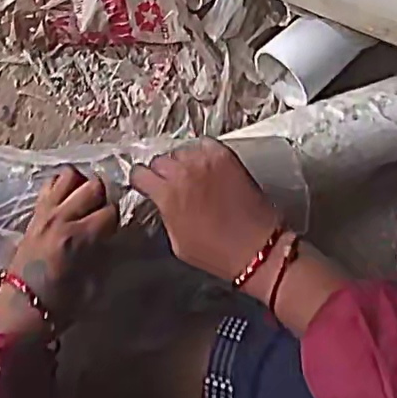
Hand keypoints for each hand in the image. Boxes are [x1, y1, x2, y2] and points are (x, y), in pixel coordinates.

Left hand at [0, 166, 118, 337]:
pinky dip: (62, 186)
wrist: (18, 312)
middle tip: (102, 212)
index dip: (116, 221)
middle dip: (104, 197)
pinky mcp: (35, 212)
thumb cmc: (58, 307)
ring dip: (82, 185)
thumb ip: (105, 256)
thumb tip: (114, 238)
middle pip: (93, 185)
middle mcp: (61, 218)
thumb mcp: (92, 288)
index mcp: (77, 238)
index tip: (113, 231)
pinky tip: (67, 201)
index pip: (110, 212)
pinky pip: (50, 183)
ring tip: (85, 202)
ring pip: (70, 174)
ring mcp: (45, 211)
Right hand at [131, 139, 282, 281]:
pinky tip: (207, 167)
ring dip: (183, 163)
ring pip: (181, 151)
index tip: (145, 184)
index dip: (141, 180)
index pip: (139, 172)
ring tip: (193, 176)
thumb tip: (161, 200)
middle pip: (160, 160)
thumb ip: (164, 213)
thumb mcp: (177, 241)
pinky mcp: (223, 154)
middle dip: (162, 172)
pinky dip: (202, 153)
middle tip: (172, 184)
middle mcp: (182, 171)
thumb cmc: (216, 253)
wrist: (257, 247)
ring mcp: (204, 159)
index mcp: (167, 194)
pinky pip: (203, 144)